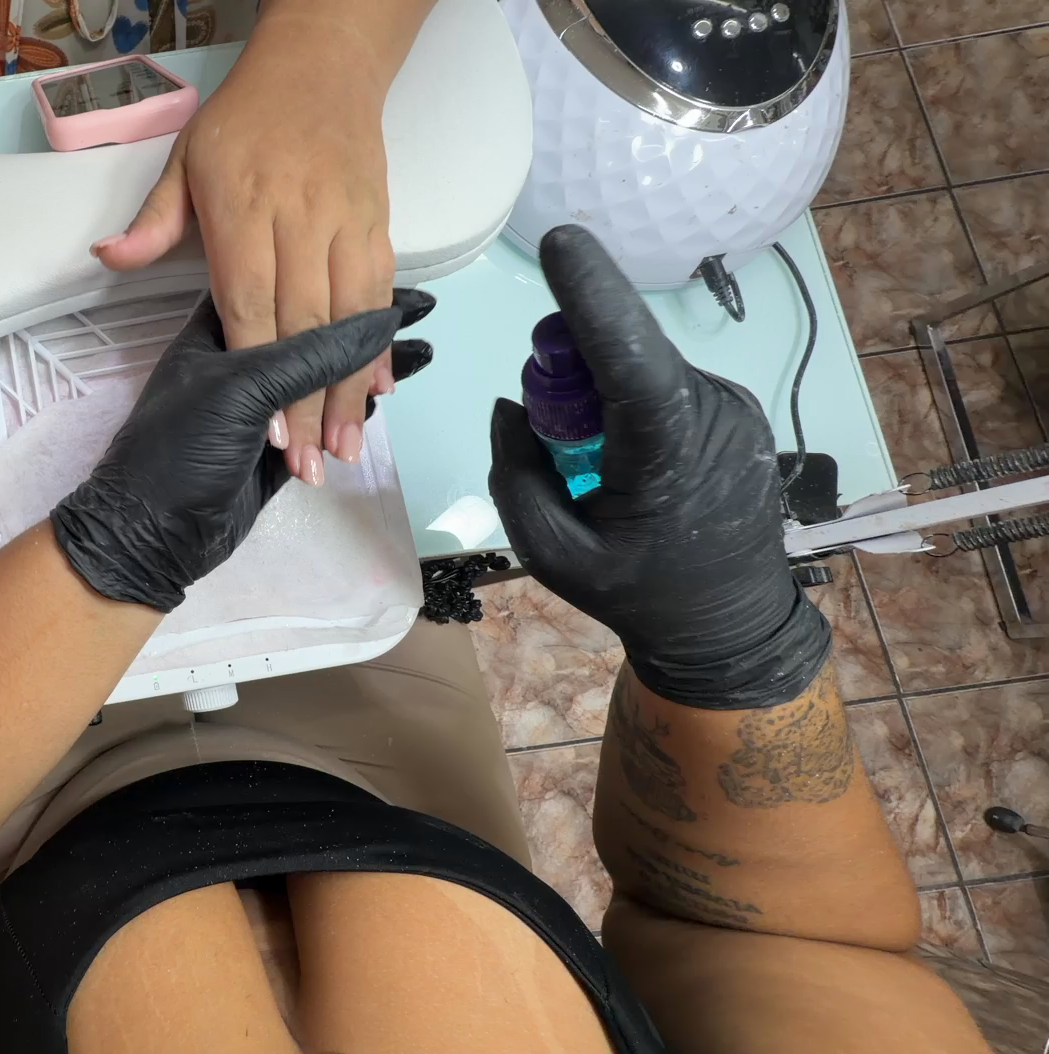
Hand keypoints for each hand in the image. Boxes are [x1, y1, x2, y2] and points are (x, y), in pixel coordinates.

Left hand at [53, 289, 431, 611]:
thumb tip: (383, 319)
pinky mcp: (274, 450)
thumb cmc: (184, 445)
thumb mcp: (244, 387)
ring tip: (419, 355)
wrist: (154, 532)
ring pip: (322, 381)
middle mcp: (242, 361)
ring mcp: (260, 408)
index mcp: (220, 330)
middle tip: (421, 314)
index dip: (336, 284)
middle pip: (313, 335)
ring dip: (363, 373)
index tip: (391, 276)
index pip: (287, 290)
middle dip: (363, 329)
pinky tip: (381, 400)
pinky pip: (321, 423)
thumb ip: (313, 353)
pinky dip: (350, 413)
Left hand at [92, 36, 396, 487]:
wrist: (323, 57)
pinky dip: (380, 343)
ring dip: (349, 385)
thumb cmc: (246, 117)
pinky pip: (381, 292)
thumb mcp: (185, 160)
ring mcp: (345, 223)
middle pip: (303, 325)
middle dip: (307, 399)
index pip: (250, 302)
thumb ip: (154, 221)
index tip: (264, 425)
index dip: (258, 367)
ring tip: (347, 442)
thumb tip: (107, 257)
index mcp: (243, 213)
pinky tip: (381, 386)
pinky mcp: (377, 224)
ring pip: (350, 318)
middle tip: (309, 459)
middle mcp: (299, 222)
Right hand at [487, 226, 828, 710]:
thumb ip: (515, 475)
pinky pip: (653, 385)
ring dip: (591, 395)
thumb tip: (512, 407)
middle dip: (568, 370)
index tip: (558, 243)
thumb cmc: (632, 591)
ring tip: (585, 464)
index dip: (593, 297)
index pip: (629, 359)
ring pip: (637, 369)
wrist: (724, 623)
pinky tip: (614, 457)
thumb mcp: (548, 550)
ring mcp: (729, 408)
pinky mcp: (728, 412)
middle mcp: (709, 413)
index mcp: (666, 452)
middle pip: (623, 356)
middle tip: (544, 431)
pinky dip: (615, 403)